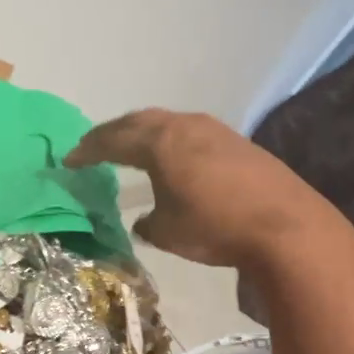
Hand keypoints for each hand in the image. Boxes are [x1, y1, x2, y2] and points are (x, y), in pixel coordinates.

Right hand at [65, 109, 345, 267]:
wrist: (284, 226)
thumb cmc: (214, 228)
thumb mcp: (167, 232)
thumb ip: (148, 221)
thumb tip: (145, 219)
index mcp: (160, 143)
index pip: (113, 140)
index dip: (88, 151)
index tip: (68, 160)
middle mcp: (185, 127)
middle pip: (139, 121)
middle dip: (112, 133)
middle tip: (92, 145)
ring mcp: (215, 131)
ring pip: (167, 123)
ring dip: (143, 132)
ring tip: (128, 147)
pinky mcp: (236, 143)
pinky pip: (189, 133)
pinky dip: (168, 141)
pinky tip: (169, 157)